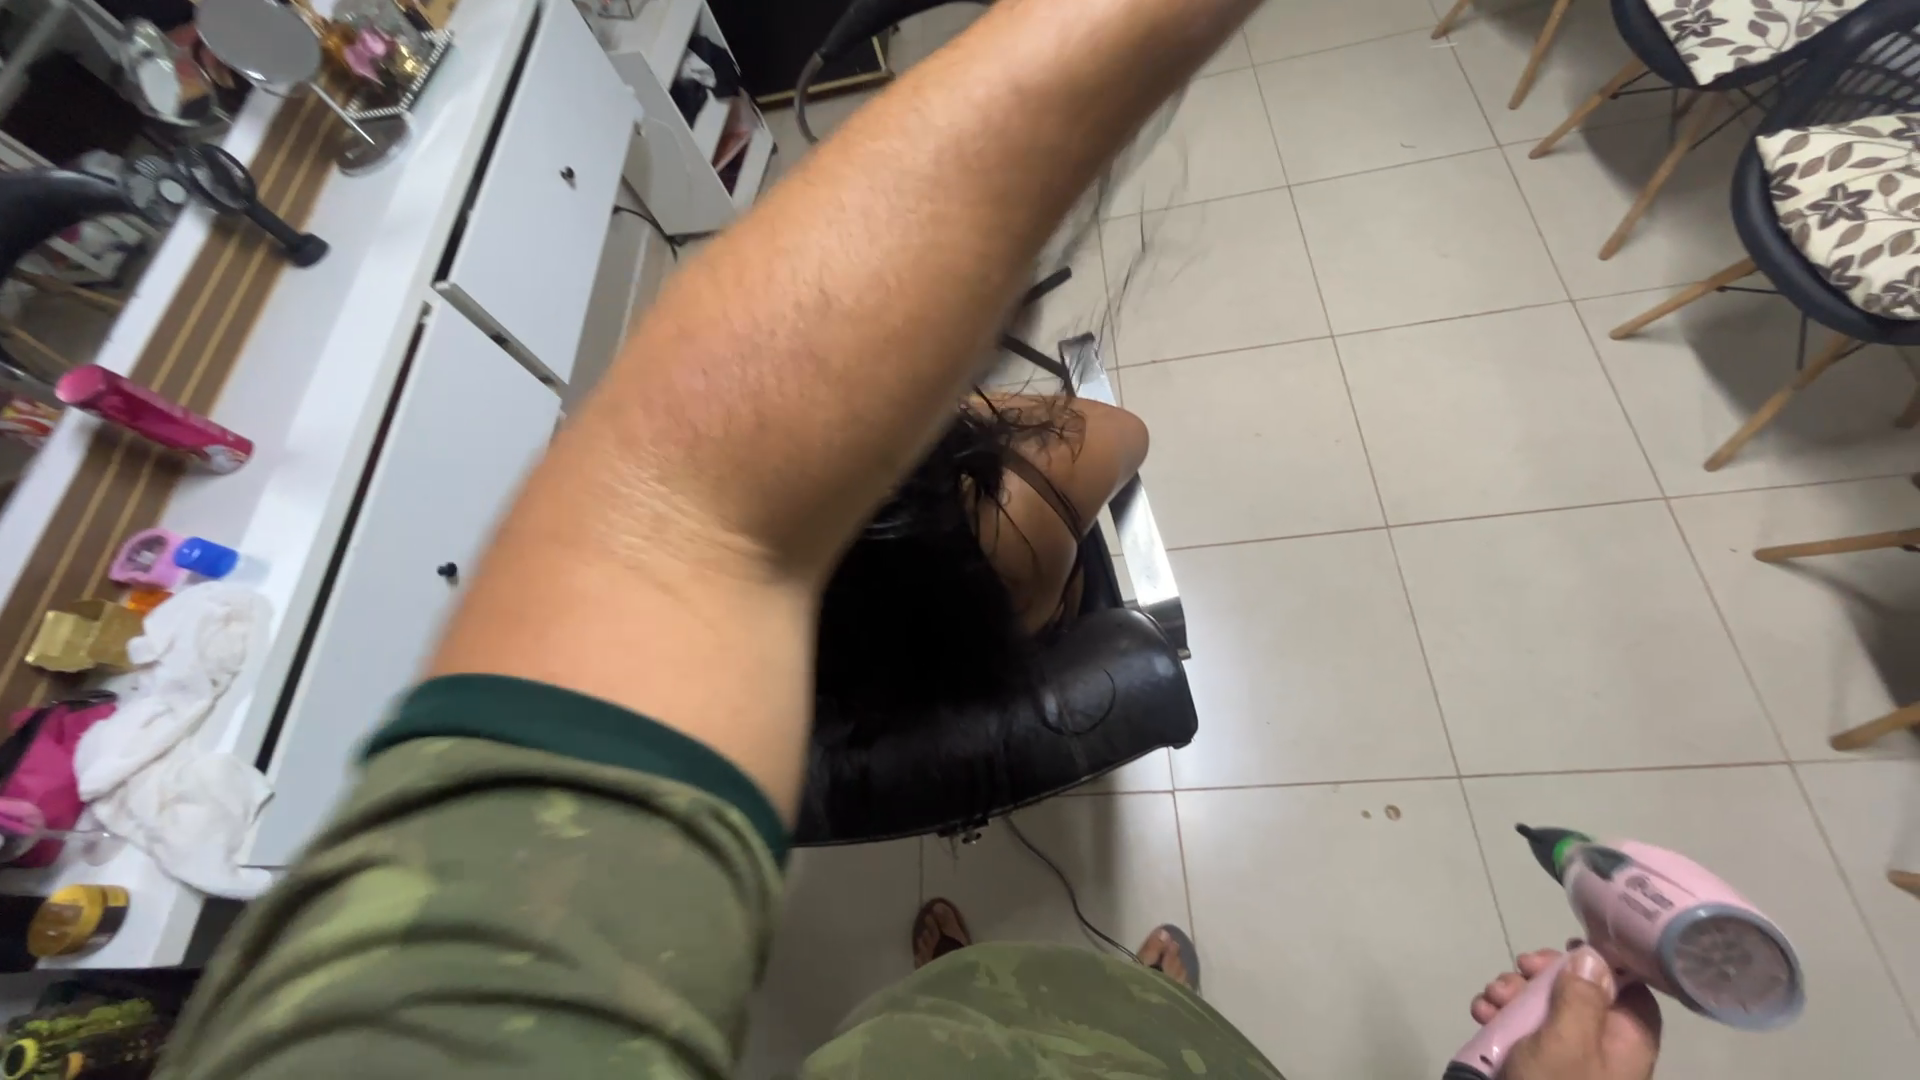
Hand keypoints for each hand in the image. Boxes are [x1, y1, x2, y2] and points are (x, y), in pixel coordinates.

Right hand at [1472, 946, 1662, 1079]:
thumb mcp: (1567, 1041)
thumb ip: (1582, 997)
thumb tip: (1596, 955)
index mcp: (1624, 1042)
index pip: (1630, 992)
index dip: (1601, 966)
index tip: (1567, 949)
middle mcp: (1598, 1046)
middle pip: (1577, 992)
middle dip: (1541, 976)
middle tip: (1520, 970)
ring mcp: (1563, 1054)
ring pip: (1540, 1004)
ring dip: (1511, 992)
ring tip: (1491, 1000)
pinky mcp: (1532, 1060)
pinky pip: (1516, 1023)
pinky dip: (1496, 1013)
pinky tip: (1482, 1014)